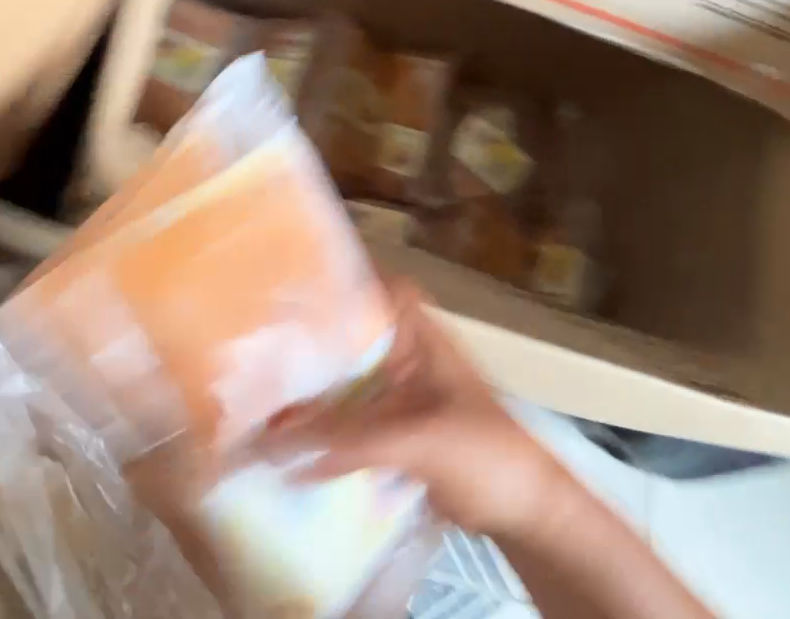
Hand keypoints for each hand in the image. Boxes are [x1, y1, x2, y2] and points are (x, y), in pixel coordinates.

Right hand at [254, 279, 580, 539]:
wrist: (529, 513)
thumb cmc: (486, 454)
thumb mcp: (418, 441)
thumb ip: (351, 441)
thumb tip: (274, 444)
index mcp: (423, 339)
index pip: (381, 288)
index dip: (345, 276)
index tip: (296, 280)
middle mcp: (409, 358)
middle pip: (354, 337)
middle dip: (311, 342)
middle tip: (260, 345)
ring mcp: (403, 397)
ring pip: (350, 382)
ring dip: (312, 392)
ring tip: (261, 394)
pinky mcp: (398, 434)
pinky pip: (352, 422)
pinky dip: (324, 429)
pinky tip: (288, 441)